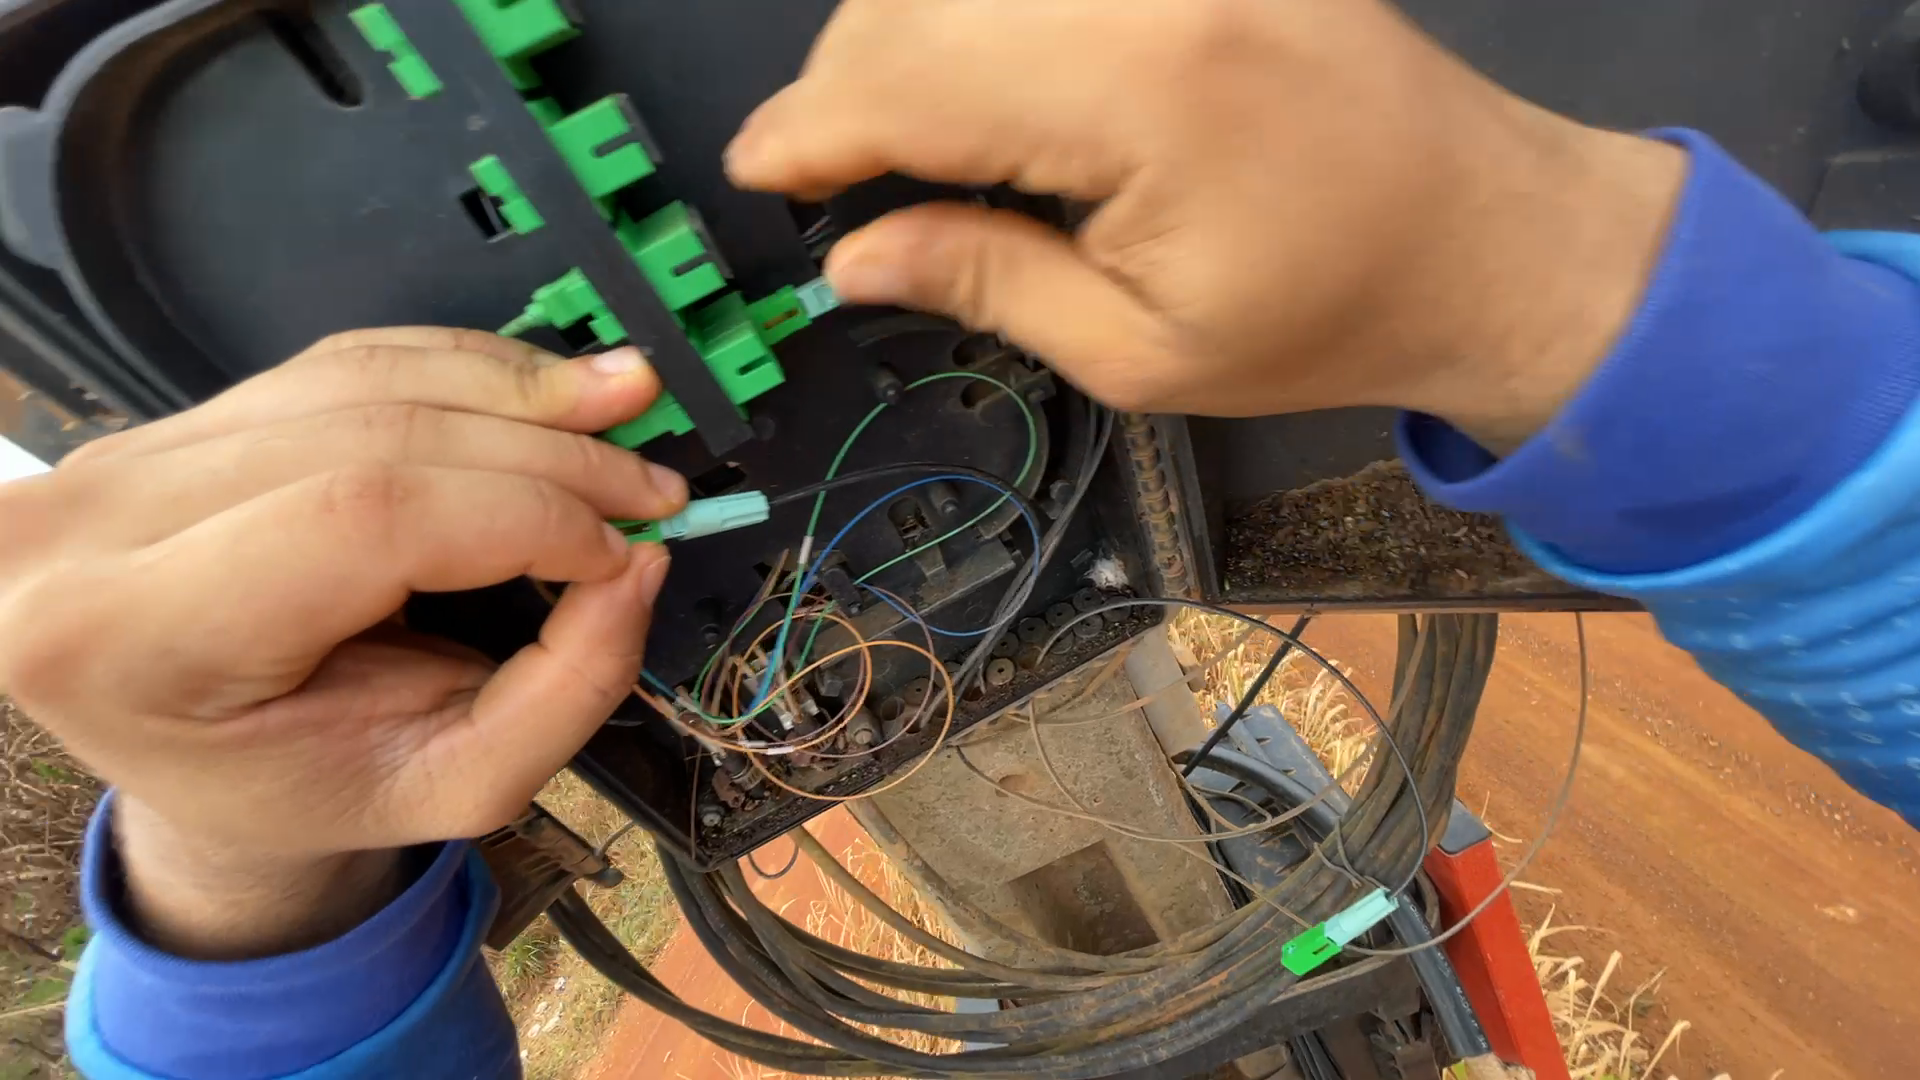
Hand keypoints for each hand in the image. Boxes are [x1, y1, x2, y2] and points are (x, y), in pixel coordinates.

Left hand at [0, 329, 684, 956]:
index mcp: (138, 640)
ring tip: (628, 403)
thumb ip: (575, 686)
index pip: (370, 518)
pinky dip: (481, 368)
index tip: (626, 550)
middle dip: (557, 454)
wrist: (225, 764)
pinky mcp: (195, 417)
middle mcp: (99, 519)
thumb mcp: (472, 782)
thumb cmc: (335, 786)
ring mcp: (137, 449)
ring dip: (530, 389)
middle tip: (659, 486)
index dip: (528, 515)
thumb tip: (644, 560)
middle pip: (385, 432)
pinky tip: (554, 392)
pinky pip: (362, 357)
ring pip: (377, 375)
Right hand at [727, 0, 1686, 451]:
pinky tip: (967, 94)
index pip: (911, 78)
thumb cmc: (1314, 325)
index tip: (755, 172)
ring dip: (897, 49)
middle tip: (825, 182)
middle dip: (841, 89)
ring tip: (884, 148)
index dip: (811, 127)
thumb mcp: (1132, 353)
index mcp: (1138, 91)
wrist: (1477, 242)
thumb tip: (854, 259)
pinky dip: (966, 22)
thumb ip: (984, 284)